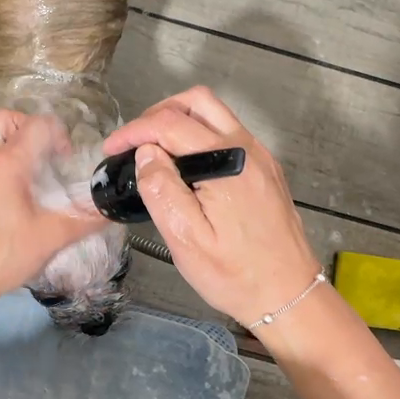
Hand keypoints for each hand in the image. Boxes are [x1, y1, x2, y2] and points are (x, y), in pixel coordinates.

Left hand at [0, 110, 107, 308]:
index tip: (64, 159)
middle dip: (27, 126)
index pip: (38, 125)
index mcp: (10, 162)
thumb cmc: (5, 255)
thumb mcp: (52, 237)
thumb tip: (110, 213)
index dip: (58, 134)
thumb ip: (84, 221)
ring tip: (13, 157)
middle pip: (3, 118)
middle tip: (42, 152)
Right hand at [103, 87, 321, 325]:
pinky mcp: (265, 170)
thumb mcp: (186, 238)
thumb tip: (147, 153)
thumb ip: (162, 190)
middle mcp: (248, 149)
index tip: (110, 148)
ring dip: (178, 121)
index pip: (171, 124)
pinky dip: (197, 136)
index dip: (134, 131)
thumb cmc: (234, 274)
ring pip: (215, 114)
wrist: (289, 296)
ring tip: (153, 152)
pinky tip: (182, 167)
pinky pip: (228, 134)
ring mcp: (260, 157)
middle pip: (198, 102)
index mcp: (227, 162)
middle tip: (133, 143)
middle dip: (157, 113)